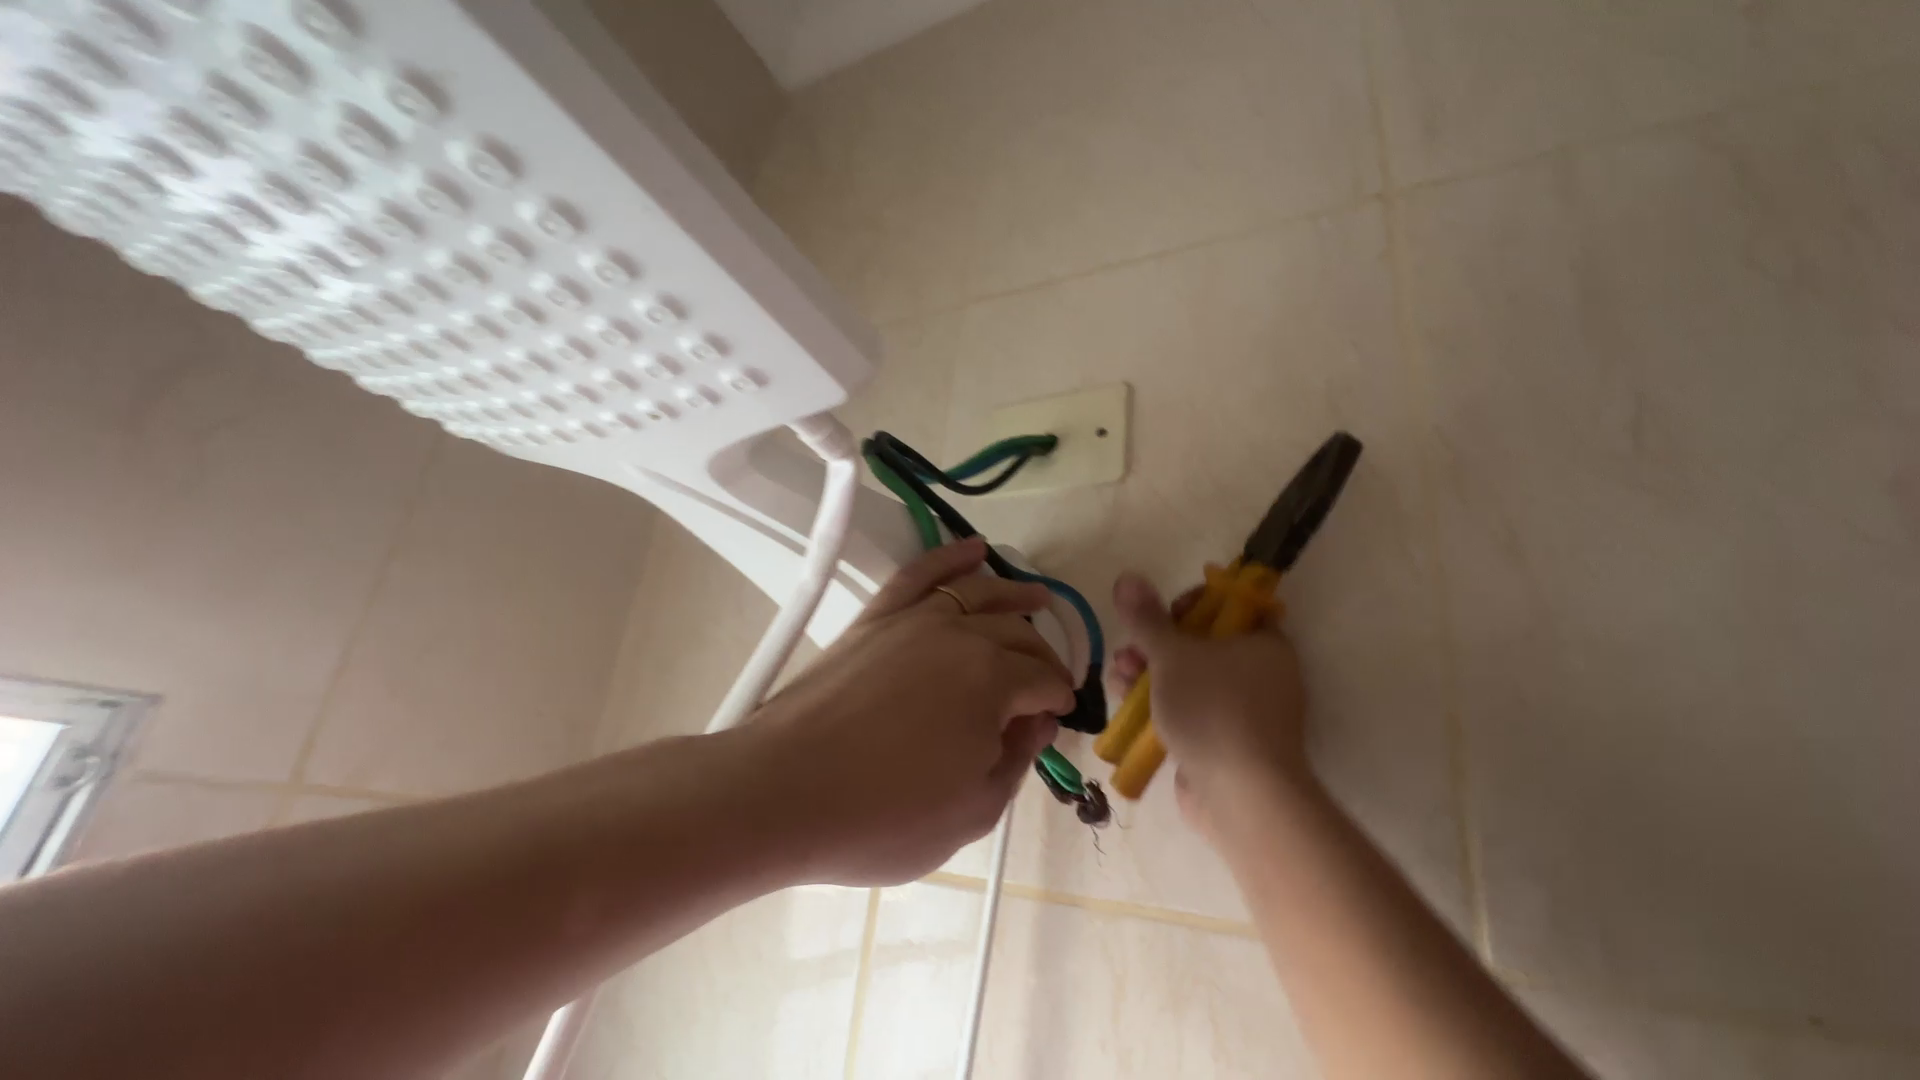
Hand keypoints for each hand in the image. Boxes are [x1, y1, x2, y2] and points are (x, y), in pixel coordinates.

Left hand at [747, 537, 1073, 885]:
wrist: (780, 794)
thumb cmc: (882, 817)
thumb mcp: (972, 811)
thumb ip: (1015, 761)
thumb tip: (1036, 722)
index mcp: (992, 679)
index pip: (1043, 680)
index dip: (1057, 700)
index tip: (1058, 718)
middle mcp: (958, 634)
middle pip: (1017, 634)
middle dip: (1042, 655)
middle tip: (1048, 679)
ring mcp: (911, 620)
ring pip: (976, 593)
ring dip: (1013, 593)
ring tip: (1037, 596)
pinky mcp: (872, 619)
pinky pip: (918, 574)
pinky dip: (949, 556)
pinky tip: (972, 550)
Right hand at [1109, 573, 1310, 835]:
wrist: (1241, 795)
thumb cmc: (1213, 710)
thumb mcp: (1173, 655)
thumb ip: (1147, 618)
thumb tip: (1128, 577)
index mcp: (1263, 642)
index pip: (1227, 606)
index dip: (1189, 604)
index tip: (1162, 616)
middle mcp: (1259, 672)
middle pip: (1198, 643)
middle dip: (1155, 646)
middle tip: (1129, 653)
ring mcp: (1241, 711)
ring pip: (1186, 680)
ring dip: (1148, 676)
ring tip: (1120, 681)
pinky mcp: (1223, 743)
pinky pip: (1186, 712)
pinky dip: (1158, 708)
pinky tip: (1127, 709)